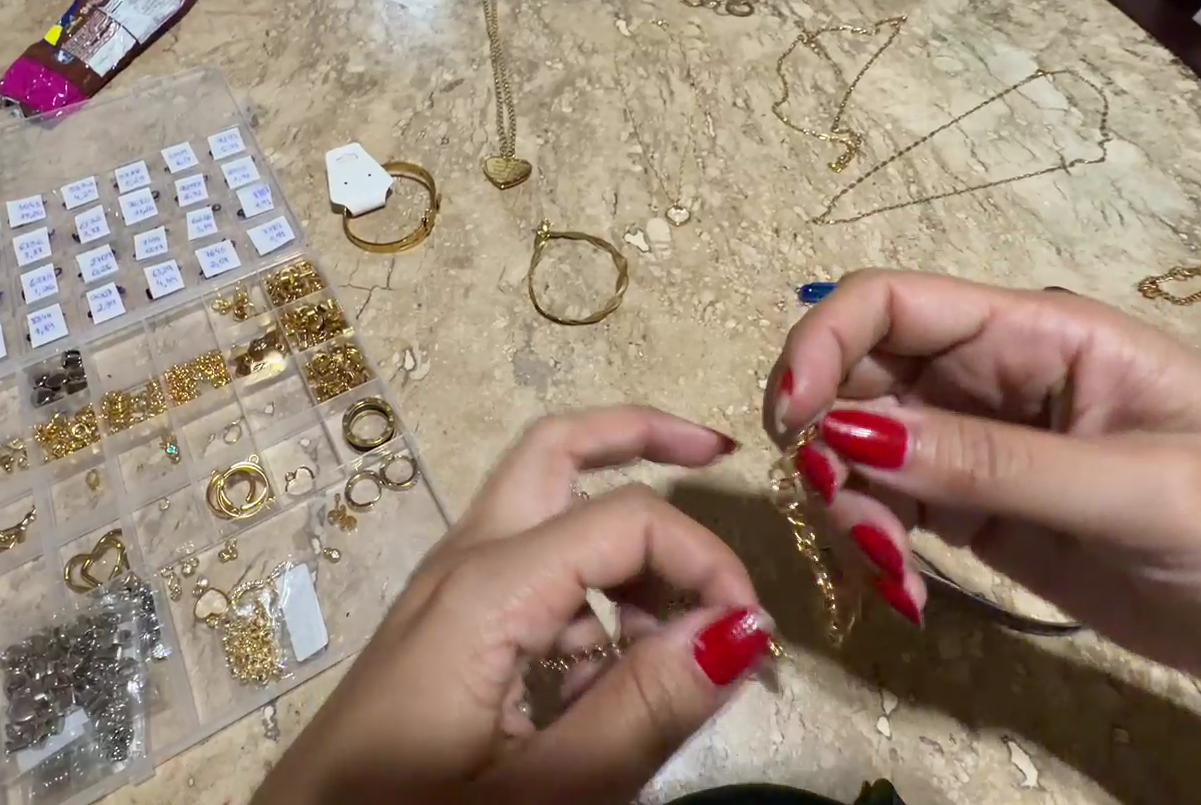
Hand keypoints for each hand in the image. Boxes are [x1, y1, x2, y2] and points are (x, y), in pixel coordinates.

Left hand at [254, 407, 771, 804]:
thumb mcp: (547, 791)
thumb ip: (646, 708)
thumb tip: (742, 627)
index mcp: (490, 583)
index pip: (626, 516)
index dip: (704, 559)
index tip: (752, 638)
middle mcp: (467, 555)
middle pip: (557, 447)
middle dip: (637, 432)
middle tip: (714, 449)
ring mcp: (451, 579)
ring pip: (542, 500)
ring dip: (615, 528)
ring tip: (672, 616)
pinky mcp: (449, 614)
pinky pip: (528, 563)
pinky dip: (585, 584)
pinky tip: (608, 667)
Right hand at [765, 270, 1200, 800]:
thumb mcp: (1142, 491)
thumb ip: (989, 462)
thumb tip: (846, 434)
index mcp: (1031, 335)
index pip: (890, 303)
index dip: (822, 340)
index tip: (790, 414)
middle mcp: (981, 377)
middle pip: (854, 376)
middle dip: (823, 436)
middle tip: (833, 503)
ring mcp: (967, 443)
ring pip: (854, 448)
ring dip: (844, 502)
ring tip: (888, 567)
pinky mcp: (964, 505)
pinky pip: (882, 506)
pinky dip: (871, 543)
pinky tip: (903, 590)